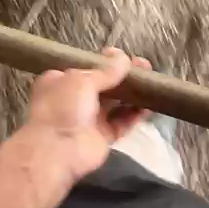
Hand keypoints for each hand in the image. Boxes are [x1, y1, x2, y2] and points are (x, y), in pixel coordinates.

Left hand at [20, 48, 151, 182]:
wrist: (56, 151)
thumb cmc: (62, 107)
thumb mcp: (82, 80)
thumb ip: (106, 71)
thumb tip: (123, 58)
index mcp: (61, 82)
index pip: (86, 68)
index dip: (105, 62)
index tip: (122, 56)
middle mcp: (74, 99)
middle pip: (104, 85)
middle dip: (124, 76)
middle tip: (144, 66)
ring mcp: (90, 119)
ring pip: (116, 103)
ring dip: (133, 93)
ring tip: (152, 83)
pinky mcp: (103, 136)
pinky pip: (123, 122)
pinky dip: (136, 114)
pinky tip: (150, 104)